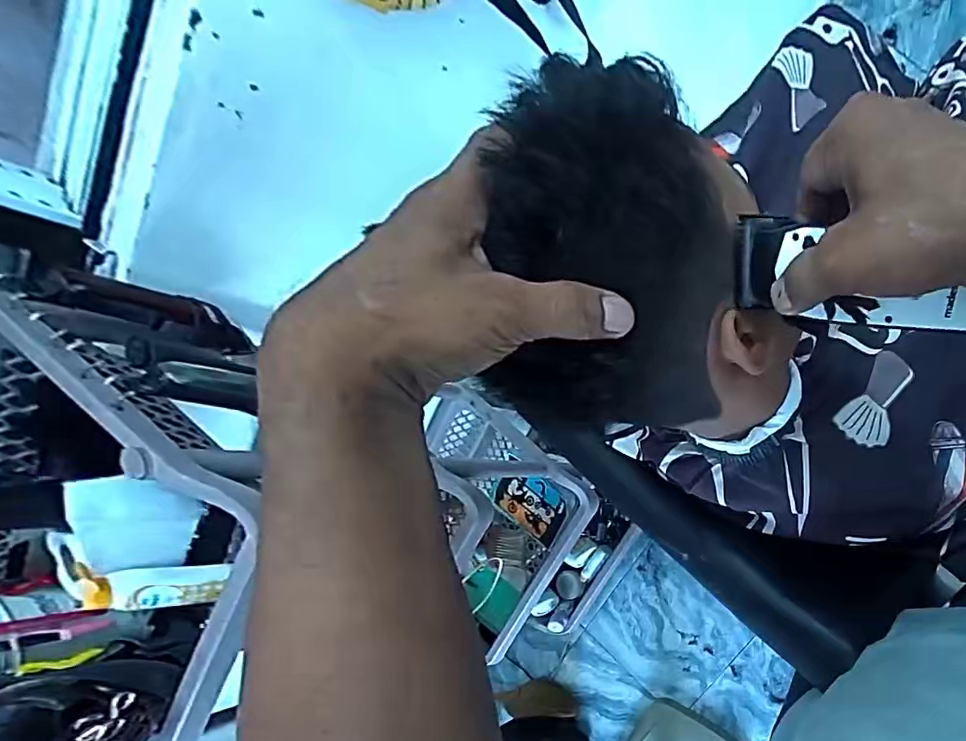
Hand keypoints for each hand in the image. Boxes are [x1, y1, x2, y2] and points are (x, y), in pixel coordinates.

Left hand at [262, 128, 634, 404]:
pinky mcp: (430, 300)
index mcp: (450, 201)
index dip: (540, 144)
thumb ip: (567, 308)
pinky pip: (485, 280)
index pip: (498, 147)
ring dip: (530, 252)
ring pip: (493, 242)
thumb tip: (623, 313)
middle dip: (547, 207)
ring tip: (581, 263)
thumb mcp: (502, 308)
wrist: (341, 371)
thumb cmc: (413, 317)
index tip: (584, 161)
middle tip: (597, 220)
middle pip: (501, 198)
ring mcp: (430, 261)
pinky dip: (514, 287)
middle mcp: (437, 221)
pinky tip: (542, 307)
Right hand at [774, 94, 965, 313]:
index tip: (822, 272)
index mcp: (851, 127)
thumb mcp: (848, 262)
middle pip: (848, 193)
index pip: (807, 183)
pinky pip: (925, 205)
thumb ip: (804, 278)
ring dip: (884, 245)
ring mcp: (936, 136)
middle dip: (848, 242)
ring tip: (897, 281)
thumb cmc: (920, 230)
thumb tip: (780, 294)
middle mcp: (891, 117)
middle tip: (859, 281)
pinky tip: (932, 265)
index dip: (808, 234)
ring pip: (889, 203)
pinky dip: (920, 236)